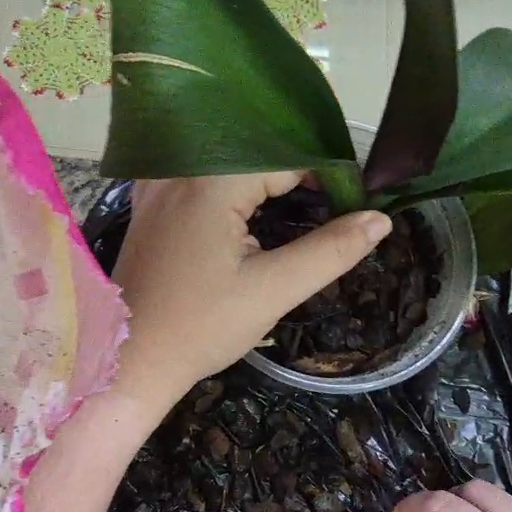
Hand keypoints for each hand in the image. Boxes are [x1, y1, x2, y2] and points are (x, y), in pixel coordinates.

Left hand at [107, 173, 389, 418]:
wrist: (131, 360)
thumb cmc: (201, 328)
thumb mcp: (273, 290)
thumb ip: (330, 251)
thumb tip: (380, 220)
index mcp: (210, 181)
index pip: (287, 157)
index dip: (328, 176)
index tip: (355, 205)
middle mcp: (178, 168)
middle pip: (256, 150)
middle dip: (299, 174)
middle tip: (334, 207)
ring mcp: (157, 183)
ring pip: (227, 159)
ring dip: (266, 178)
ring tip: (303, 205)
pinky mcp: (148, 202)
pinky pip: (199, 174)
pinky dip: (231, 183)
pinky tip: (251, 208)